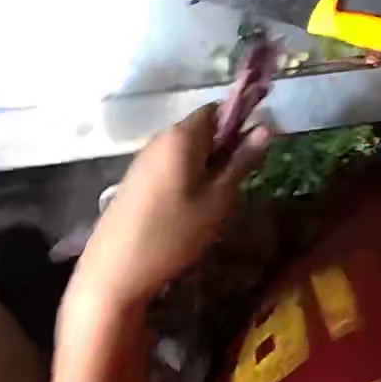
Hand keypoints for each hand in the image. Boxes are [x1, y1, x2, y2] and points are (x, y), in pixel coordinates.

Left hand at [72, 104, 269, 309]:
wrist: (114, 272)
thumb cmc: (174, 233)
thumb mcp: (218, 199)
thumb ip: (242, 161)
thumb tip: (265, 128)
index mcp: (181, 135)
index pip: (216, 109)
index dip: (239, 123)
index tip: (254, 150)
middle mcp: (160, 138)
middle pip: (200, 130)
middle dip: (224, 149)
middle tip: (239, 182)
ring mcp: (143, 159)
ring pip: (186, 150)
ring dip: (206, 166)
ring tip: (216, 201)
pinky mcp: (135, 180)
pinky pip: (169, 166)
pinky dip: (187, 178)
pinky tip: (190, 209)